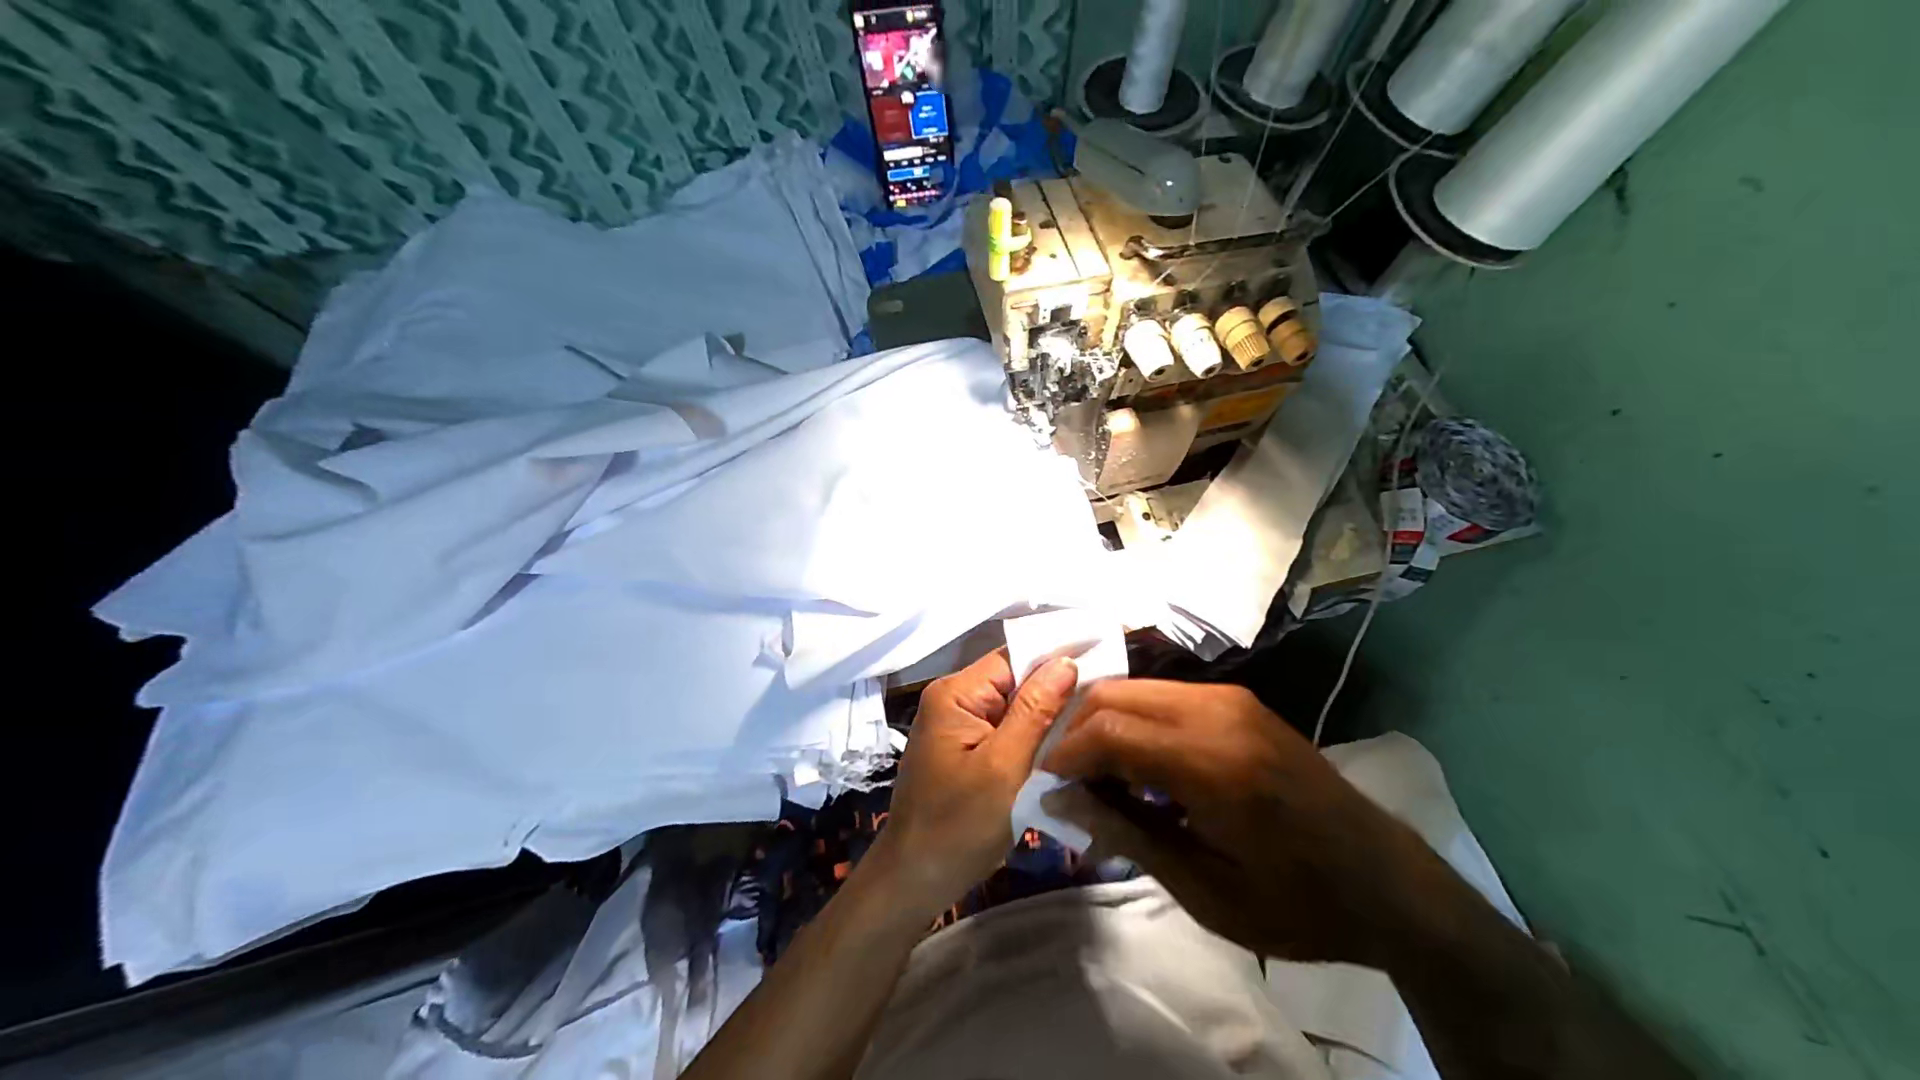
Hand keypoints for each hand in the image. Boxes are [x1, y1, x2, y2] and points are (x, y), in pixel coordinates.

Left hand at [866, 649, 1077, 920]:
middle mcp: (953, 700)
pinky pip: (1004, 730)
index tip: (1104, 665)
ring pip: (1013, 706)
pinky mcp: (965, 751)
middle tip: (1106, 700)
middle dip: (1056, 690)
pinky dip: (1031, 737)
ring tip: (1093, 722)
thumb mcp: (1005, 768)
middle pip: (1014, 680)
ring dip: (1046, 716)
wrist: (915, 880)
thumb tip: (1067, 661)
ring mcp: (957, 727)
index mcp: (955, 694)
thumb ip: (1036, 711)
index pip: (1014, 658)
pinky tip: (1061, 747)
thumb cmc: (959, 826)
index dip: (1056, 660)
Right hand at [1040, 680, 1441, 964]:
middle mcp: (1218, 711)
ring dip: (1105, 727)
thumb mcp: (1204, 889)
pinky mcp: (1240, 704)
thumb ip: (1126, 834)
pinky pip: (1165, 699)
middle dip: (1077, 734)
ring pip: (1137, 691)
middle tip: (1066, 783)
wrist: (1390, 885)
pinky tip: (1140, 769)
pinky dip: (1137, 725)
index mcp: (1212, 761)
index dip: (1064, 755)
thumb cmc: (1298, 904)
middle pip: (1115, 695)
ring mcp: (1232, 700)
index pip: (1108, 730)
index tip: (1043, 787)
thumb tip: (1061, 803)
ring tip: (1099, 780)